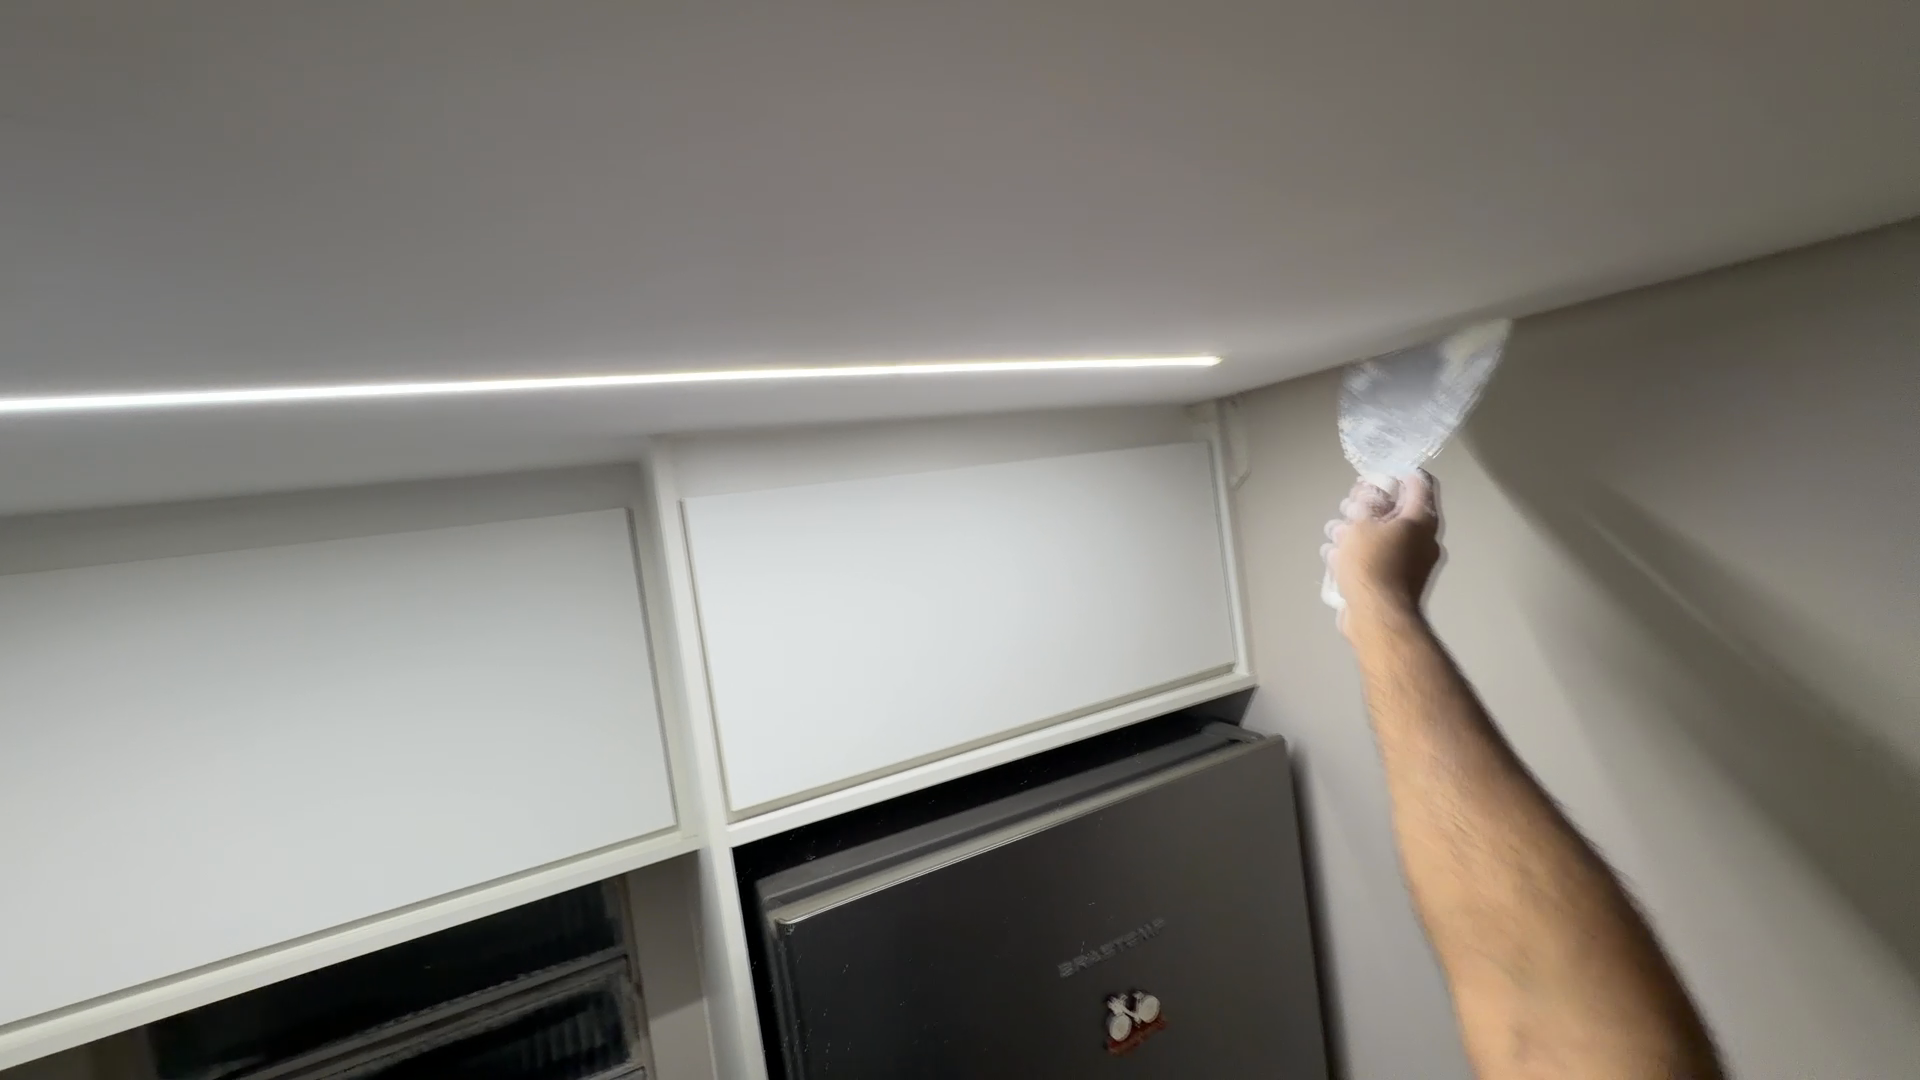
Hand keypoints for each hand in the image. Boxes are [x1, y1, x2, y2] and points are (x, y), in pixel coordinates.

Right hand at [1322, 471, 1441, 632]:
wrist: (1376, 615)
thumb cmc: (1371, 563)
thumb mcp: (1362, 524)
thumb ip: (1366, 503)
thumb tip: (1370, 491)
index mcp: (1421, 520)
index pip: (1419, 483)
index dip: (1398, 472)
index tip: (1375, 474)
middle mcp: (1421, 538)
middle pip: (1395, 510)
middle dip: (1366, 506)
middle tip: (1348, 507)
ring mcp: (1408, 561)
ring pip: (1379, 534)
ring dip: (1354, 530)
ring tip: (1334, 534)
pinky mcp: (1392, 579)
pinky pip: (1373, 557)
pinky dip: (1354, 554)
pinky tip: (1333, 558)